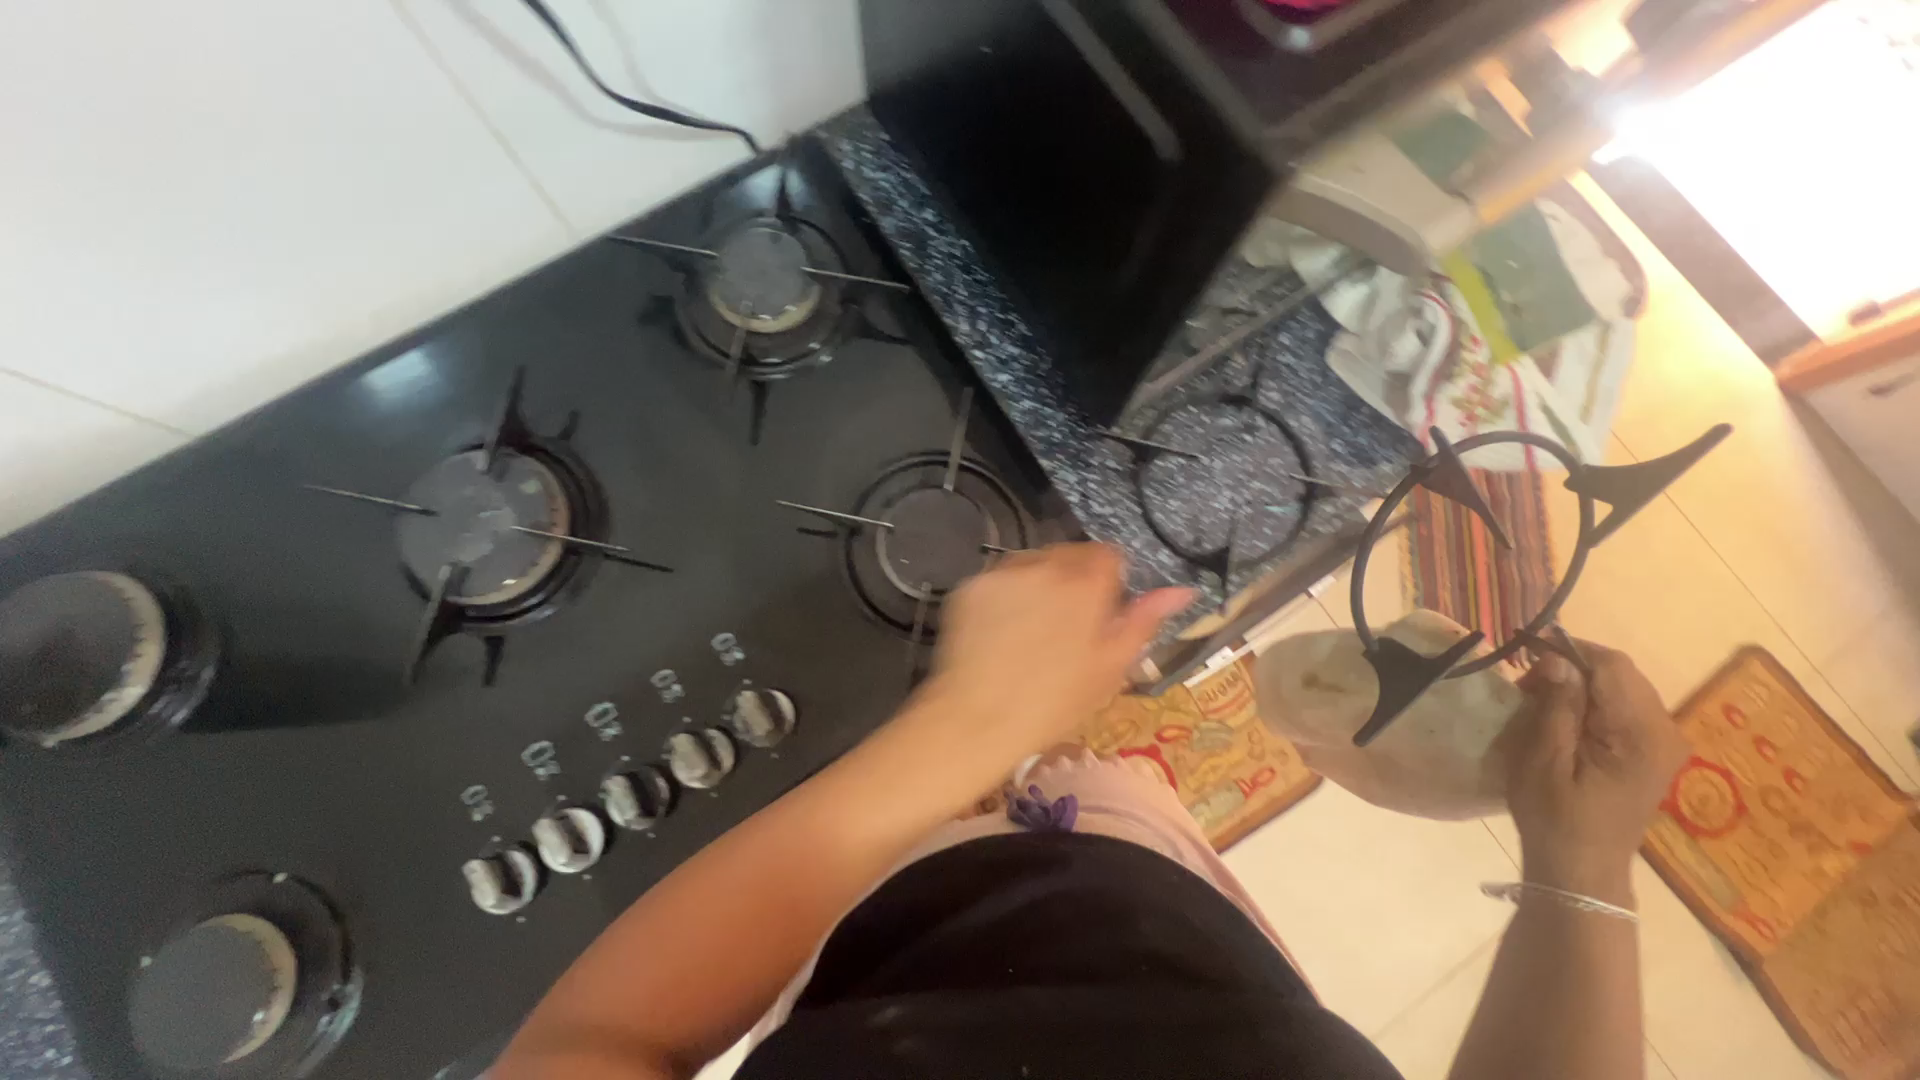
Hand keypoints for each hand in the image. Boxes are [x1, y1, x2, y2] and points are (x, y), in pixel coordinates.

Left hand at [917, 543, 1192, 765]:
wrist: (978, 720)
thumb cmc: (1054, 704)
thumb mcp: (1110, 668)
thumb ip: (1144, 621)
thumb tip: (1181, 590)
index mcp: (1087, 583)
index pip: (1109, 555)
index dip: (1110, 581)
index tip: (1103, 610)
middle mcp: (1045, 565)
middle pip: (1069, 555)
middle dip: (1073, 581)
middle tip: (1067, 628)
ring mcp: (1002, 573)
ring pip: (1031, 564)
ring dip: (1038, 584)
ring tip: (1031, 631)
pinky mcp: (969, 586)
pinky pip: (998, 581)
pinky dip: (1004, 598)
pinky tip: (1002, 634)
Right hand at [1503, 644, 1686, 905]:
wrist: (1581, 869)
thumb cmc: (1554, 815)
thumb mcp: (1543, 759)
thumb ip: (1557, 706)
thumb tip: (1557, 660)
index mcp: (1639, 734)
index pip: (1611, 666)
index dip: (1568, 648)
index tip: (1524, 648)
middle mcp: (1664, 732)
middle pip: (1621, 673)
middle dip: (1572, 665)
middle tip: (1526, 681)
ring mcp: (1664, 743)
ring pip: (1623, 687)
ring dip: (1580, 682)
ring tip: (1539, 698)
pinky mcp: (1654, 751)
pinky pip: (1625, 706)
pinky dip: (1592, 699)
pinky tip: (1564, 716)